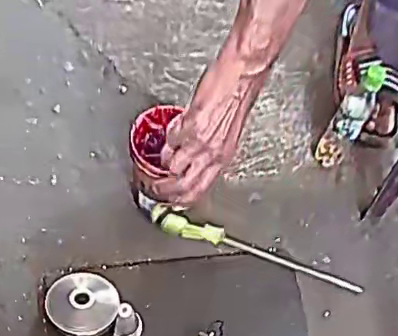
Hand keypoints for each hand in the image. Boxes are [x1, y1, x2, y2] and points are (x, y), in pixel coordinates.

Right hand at [147, 71, 259, 205]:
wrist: (243, 73)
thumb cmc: (238, 96)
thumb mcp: (227, 134)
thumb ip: (210, 151)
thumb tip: (193, 160)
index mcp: (222, 160)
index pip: (197, 192)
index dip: (178, 199)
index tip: (167, 198)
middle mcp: (212, 156)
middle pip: (182, 187)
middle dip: (163, 189)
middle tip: (153, 184)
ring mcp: (201, 142)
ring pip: (172, 166)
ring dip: (165, 158)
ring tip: (167, 147)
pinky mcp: (191, 126)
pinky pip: (171, 139)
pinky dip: (169, 134)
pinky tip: (176, 125)